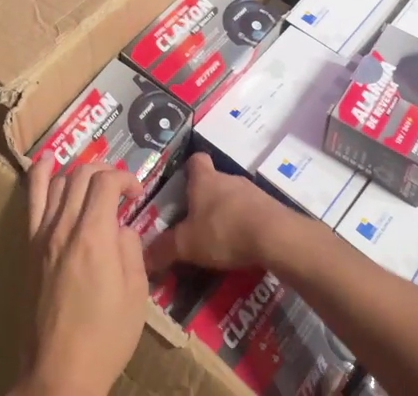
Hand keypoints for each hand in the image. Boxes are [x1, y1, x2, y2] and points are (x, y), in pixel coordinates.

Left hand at [14, 159, 148, 395]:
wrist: (59, 370)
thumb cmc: (105, 337)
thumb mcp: (136, 294)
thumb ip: (131, 249)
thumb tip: (122, 228)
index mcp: (94, 235)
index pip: (107, 182)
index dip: (126, 177)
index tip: (138, 193)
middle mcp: (64, 225)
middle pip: (81, 175)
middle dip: (105, 171)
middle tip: (120, 186)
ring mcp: (41, 235)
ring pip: (56, 182)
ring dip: (77, 171)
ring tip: (92, 176)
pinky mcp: (28, 248)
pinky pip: (31, 200)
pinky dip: (39, 175)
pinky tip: (46, 163)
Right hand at [145, 153, 292, 272]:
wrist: (275, 237)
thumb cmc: (224, 231)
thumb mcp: (187, 244)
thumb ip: (164, 249)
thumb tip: (142, 257)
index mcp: (204, 180)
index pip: (196, 160)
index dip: (189, 169)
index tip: (183, 184)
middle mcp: (228, 178)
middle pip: (214, 181)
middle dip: (206, 199)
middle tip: (197, 222)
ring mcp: (253, 192)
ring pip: (234, 198)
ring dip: (228, 213)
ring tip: (220, 239)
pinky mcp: (271, 208)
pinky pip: (253, 213)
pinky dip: (246, 226)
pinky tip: (243, 246)